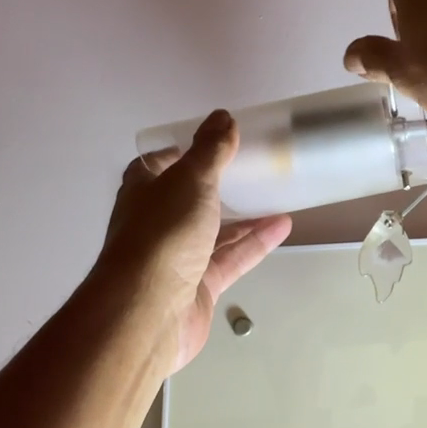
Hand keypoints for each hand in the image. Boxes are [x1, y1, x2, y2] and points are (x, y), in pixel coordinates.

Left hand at [94, 110, 291, 373]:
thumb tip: (223, 116)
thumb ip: (211, 150)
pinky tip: (281, 228)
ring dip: (244, 216)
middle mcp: (157, 222)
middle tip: (252, 170)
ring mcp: (178, 257)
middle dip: (218, 187)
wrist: (148, 311)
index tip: (215, 144)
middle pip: (189, 200)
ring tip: (278, 197)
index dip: (184, 153)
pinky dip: (254, 243)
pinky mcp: (199, 286)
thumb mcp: (191, 180)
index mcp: (144, 191)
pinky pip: (230, 258)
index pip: (160, 165)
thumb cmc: (163, 234)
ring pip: (214, 231)